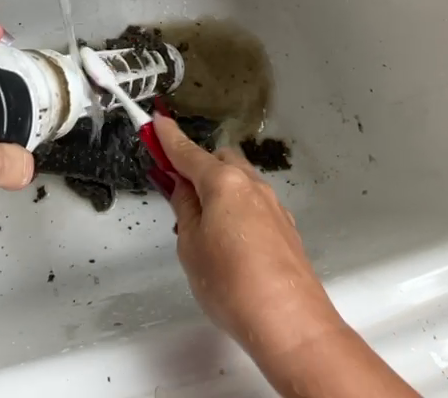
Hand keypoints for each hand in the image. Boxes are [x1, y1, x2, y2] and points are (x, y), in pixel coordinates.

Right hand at [154, 117, 346, 362]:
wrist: (291, 324)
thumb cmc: (231, 284)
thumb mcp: (191, 246)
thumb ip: (185, 210)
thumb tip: (183, 188)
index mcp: (224, 183)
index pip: (188, 153)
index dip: (168, 139)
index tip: (157, 123)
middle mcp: (252, 186)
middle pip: (221, 161)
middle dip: (199, 166)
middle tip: (178, 189)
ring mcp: (273, 207)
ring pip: (240, 183)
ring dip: (220, 190)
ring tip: (203, 225)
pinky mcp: (286, 230)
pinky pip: (254, 205)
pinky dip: (237, 209)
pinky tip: (230, 241)